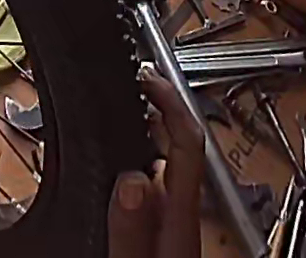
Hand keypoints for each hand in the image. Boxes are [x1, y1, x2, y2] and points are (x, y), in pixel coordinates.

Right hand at [107, 71, 202, 257]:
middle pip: (178, 141)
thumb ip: (131, 232)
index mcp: (179, 221)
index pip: (188, 141)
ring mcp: (171, 223)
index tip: (146, 73)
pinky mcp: (158, 232)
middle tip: (130, 75)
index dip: (171, 99)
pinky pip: (150, 177)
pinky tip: (116, 152)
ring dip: (146, 123)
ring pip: (163, 158)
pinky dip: (136, 150)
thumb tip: (130, 179)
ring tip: (120, 99)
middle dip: (156, 101)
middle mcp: (179, 216)